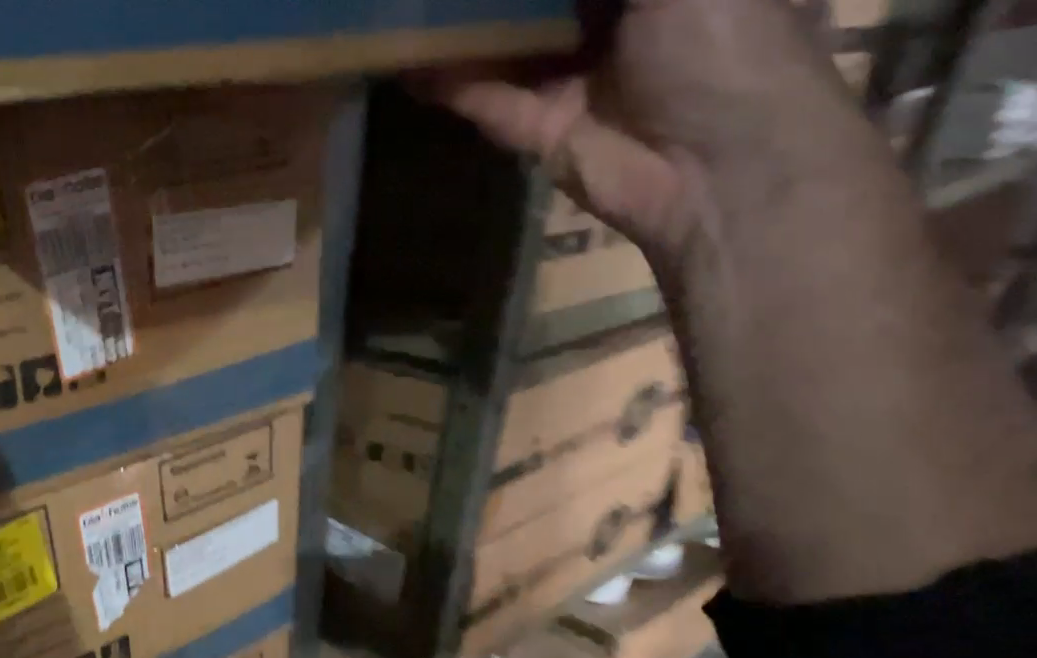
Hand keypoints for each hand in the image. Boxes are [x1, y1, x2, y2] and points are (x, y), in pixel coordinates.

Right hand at [433, 0, 863, 271]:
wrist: (718, 165)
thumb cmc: (725, 43)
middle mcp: (620, 24)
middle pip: (546, 2)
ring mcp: (576, 80)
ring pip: (511, 44)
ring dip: (469, 27)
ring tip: (409, 7)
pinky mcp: (542, 130)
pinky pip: (489, 98)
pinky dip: (451, 82)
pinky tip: (408, 62)